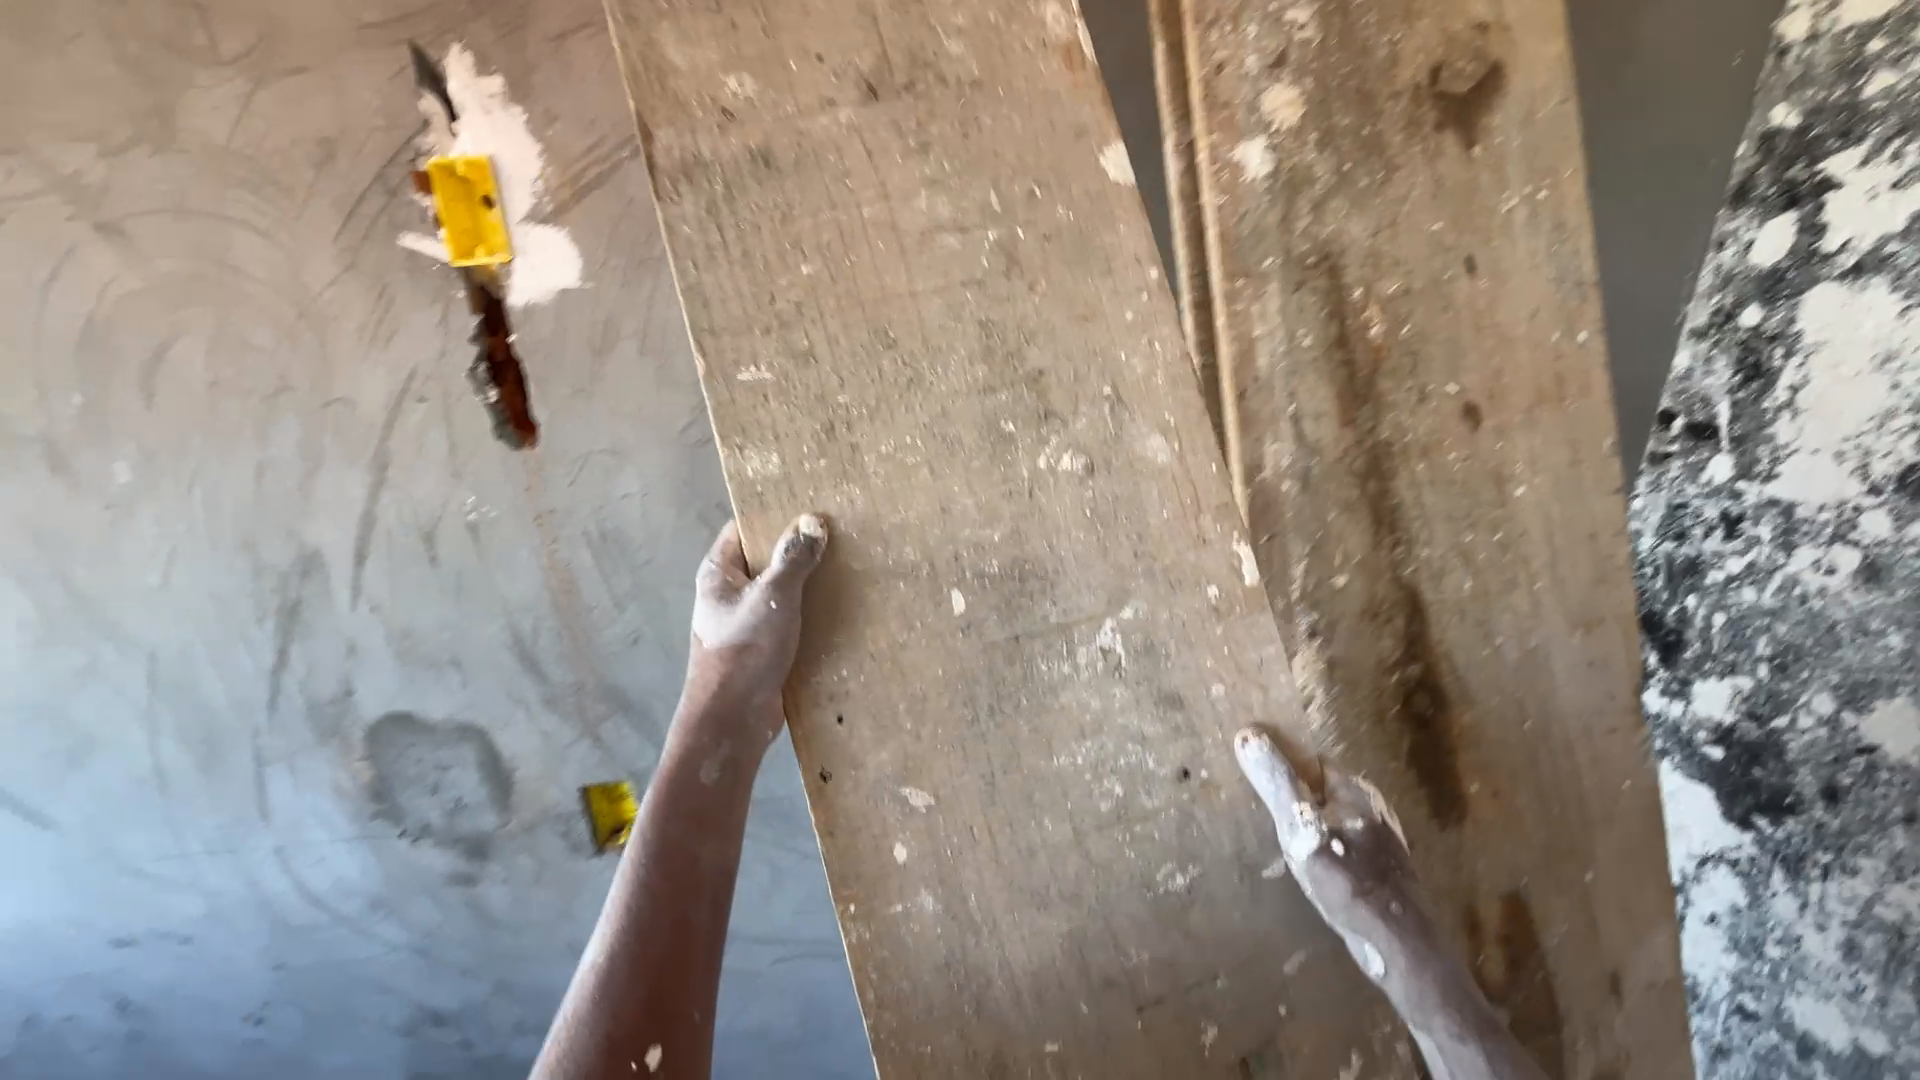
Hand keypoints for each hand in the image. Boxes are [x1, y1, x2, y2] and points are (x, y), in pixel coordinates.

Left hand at [681, 514, 828, 745]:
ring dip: (808, 583)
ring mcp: (745, 622)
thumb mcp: (774, 595)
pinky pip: (790, 619)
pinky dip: (810, 612)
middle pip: (765, 559)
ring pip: (780, 591)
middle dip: (797, 548)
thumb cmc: (745, 649)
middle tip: (838, 533)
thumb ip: (794, 558)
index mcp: (718, 573)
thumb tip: (813, 522)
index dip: (771, 514)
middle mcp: (728, 594)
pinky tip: (841, 606)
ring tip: (847, 565)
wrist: (734, 718)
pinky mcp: (764, 647)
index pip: (742, 529)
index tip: (808, 504)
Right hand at [1233, 728, 1432, 996]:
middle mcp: (1371, 808)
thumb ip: (1276, 781)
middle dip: (1295, 792)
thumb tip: (1247, 735)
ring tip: (1281, 835)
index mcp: (1354, 790)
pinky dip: (1323, 845)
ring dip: (1309, 821)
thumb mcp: (1299, 826)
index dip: (1284, 762)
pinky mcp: (1381, 869)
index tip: (1257, 774)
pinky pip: (1342, 843)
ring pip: (1334, 817)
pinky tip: (1311, 865)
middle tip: (1263, 807)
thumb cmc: (1346, 878)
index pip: (1312, 759)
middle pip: (1323, 788)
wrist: (1398, 943)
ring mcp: (1380, 840)